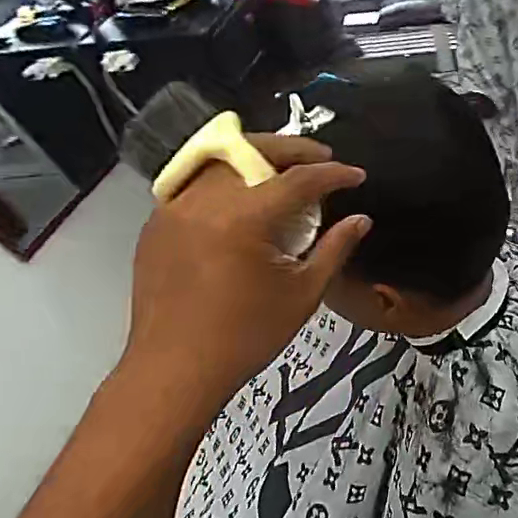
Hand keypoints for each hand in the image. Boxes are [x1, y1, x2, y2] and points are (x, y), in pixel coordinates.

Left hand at [122, 134, 368, 408]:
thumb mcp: (304, 292)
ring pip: (218, 162)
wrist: (176, 367)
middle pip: (250, 152)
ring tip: (285, 172)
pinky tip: (246, 200)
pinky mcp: (157, 225)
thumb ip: (334, 248)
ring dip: (256, 159)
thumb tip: (361, 220)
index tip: (357, 176)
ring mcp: (172, 210)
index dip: (333, 174)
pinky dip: (227, 180)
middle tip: (322, 157)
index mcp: (243, 220)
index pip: (297, 180)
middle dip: (291, 149)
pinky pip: (195, 184)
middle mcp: (202, 203)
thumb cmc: (248, 335)